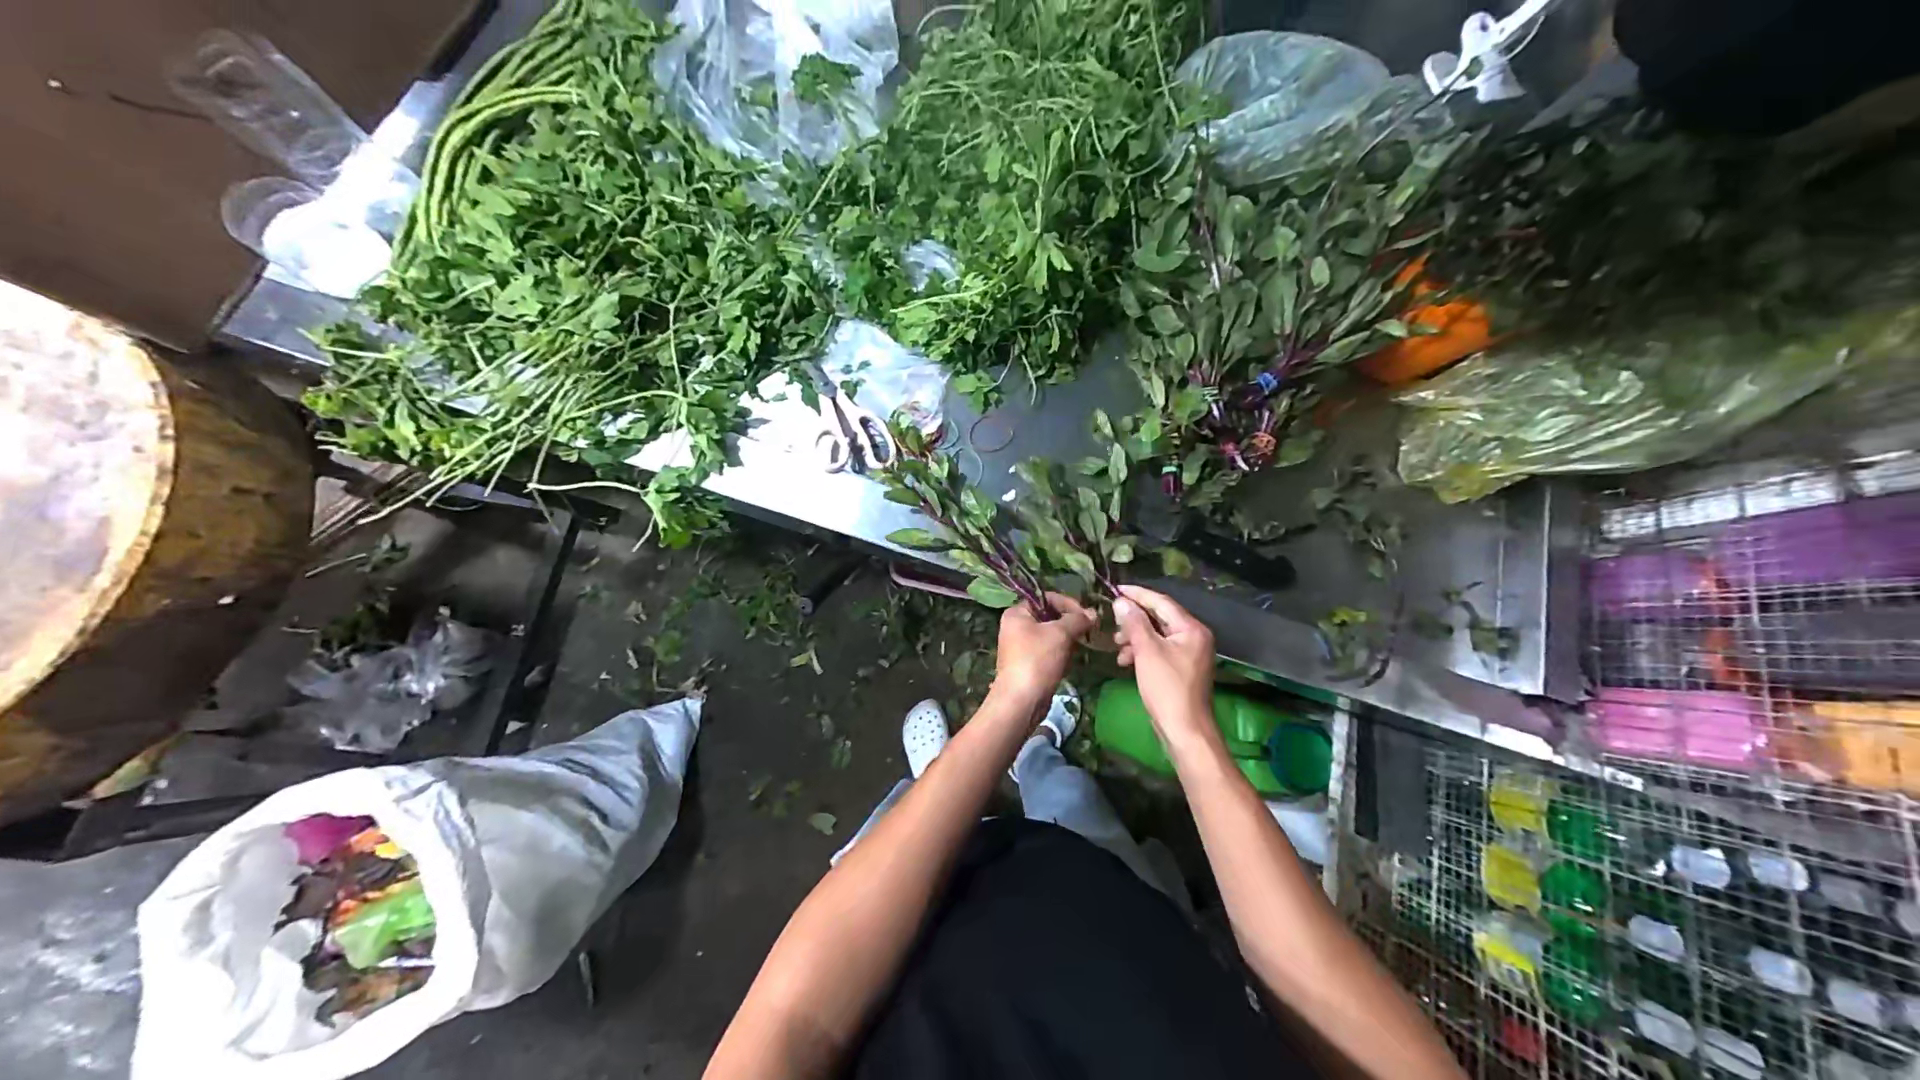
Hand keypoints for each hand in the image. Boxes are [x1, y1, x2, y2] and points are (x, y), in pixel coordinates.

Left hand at [991, 592, 1095, 704]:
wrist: (1021, 701)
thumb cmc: (1037, 660)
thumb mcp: (1060, 634)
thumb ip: (1077, 620)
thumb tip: (1092, 614)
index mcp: (1017, 613)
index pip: (1046, 598)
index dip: (1068, 604)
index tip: (1087, 617)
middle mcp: (1016, 627)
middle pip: (1049, 617)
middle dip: (1070, 625)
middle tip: (1086, 633)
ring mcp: (1021, 647)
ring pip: (1051, 636)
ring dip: (1067, 641)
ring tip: (1077, 649)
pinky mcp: (1028, 665)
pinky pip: (1048, 653)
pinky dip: (1060, 655)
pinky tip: (1068, 664)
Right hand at [1112, 585, 1215, 744]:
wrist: (1184, 729)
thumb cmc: (1166, 688)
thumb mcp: (1147, 651)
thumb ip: (1134, 623)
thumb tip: (1121, 602)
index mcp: (1191, 629)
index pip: (1162, 602)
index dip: (1138, 594)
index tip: (1116, 589)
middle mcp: (1194, 637)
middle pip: (1160, 617)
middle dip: (1134, 619)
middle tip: (1112, 621)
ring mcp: (1189, 653)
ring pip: (1158, 635)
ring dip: (1135, 637)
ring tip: (1117, 645)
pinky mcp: (1182, 668)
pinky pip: (1159, 650)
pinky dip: (1142, 651)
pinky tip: (1126, 660)